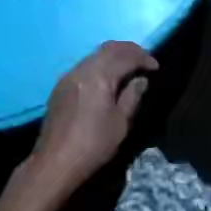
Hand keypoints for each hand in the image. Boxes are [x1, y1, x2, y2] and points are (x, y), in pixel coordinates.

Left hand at [26, 41, 157, 195]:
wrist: (55, 161)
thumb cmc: (93, 145)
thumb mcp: (120, 123)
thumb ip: (132, 96)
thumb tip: (141, 79)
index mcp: (99, 76)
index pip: (125, 57)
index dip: (143, 58)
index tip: (156, 66)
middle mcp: (82, 69)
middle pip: (108, 48)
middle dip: (128, 50)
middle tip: (144, 58)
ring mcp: (69, 75)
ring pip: (95, 54)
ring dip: (113, 55)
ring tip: (128, 66)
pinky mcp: (61, 85)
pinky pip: (85, 64)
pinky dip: (100, 64)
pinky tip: (107, 77)